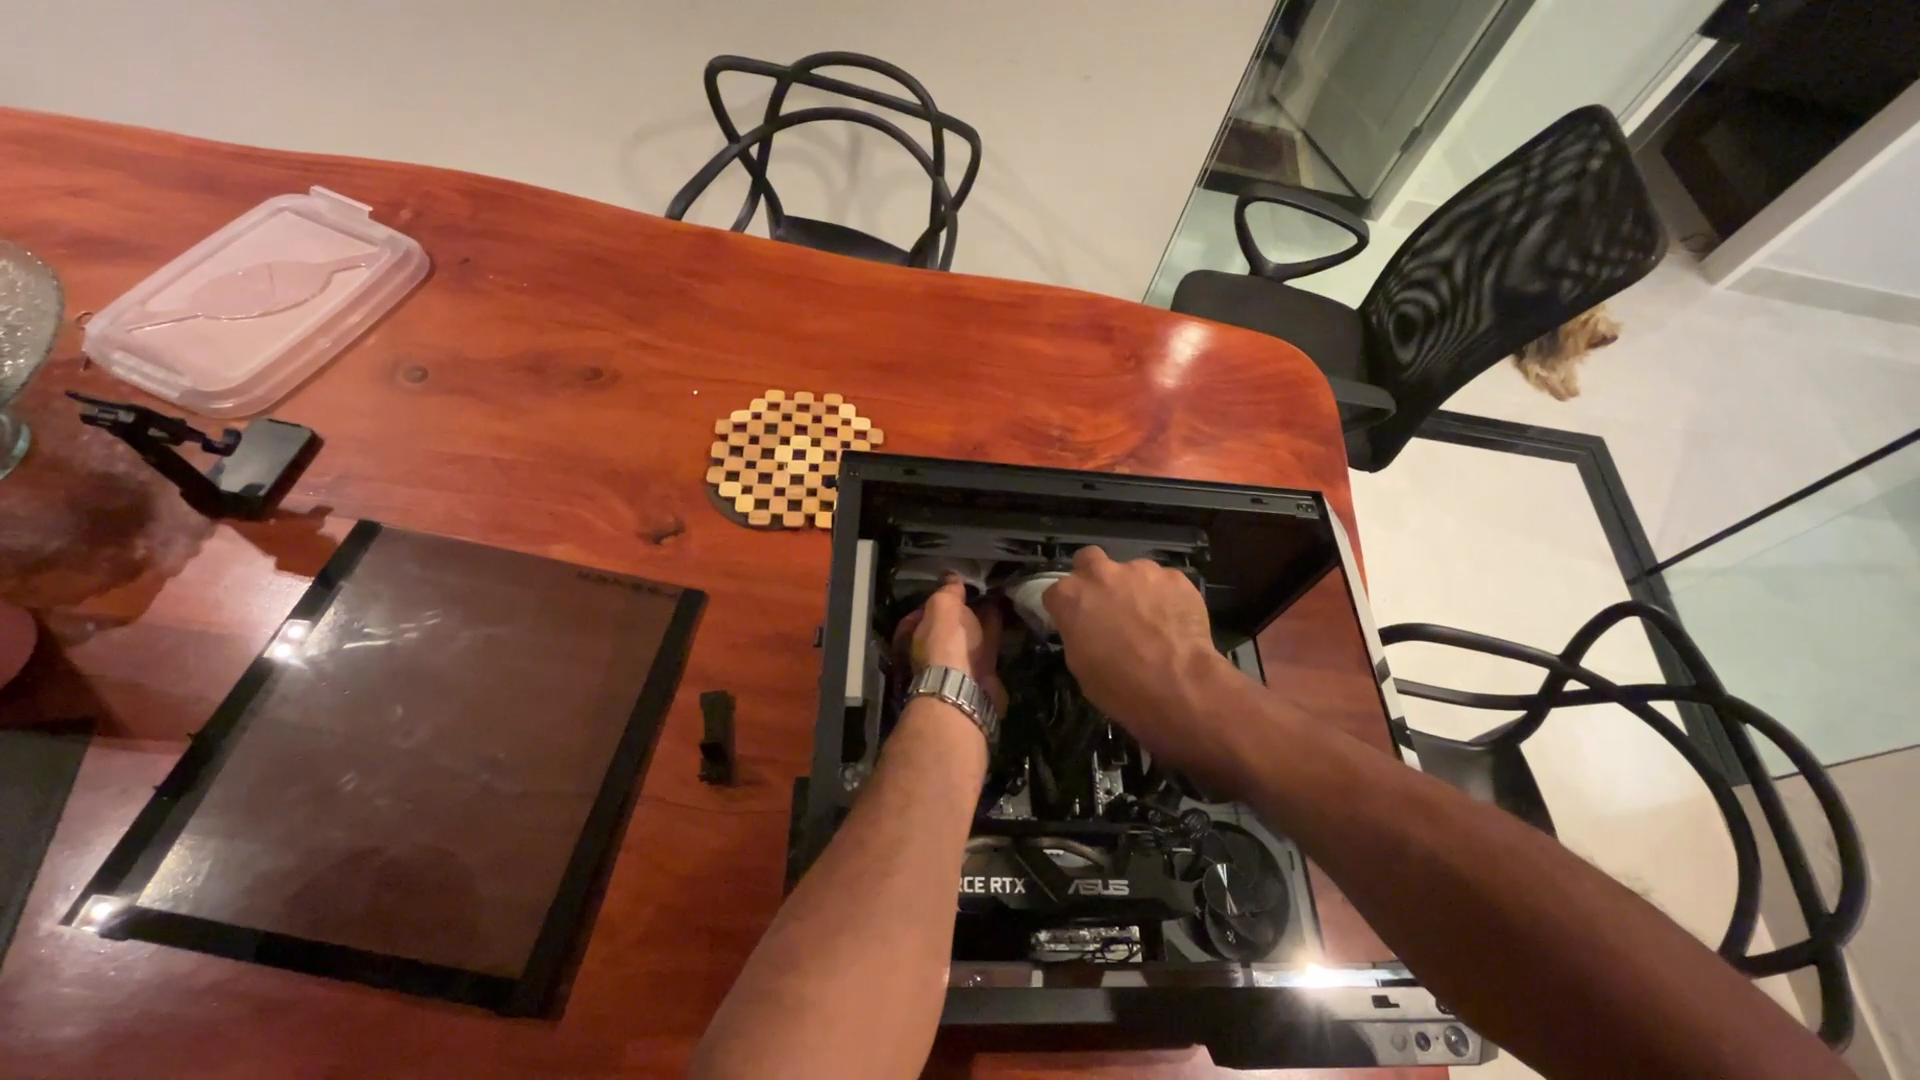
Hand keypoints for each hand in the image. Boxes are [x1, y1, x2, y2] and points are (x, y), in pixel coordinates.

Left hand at [893, 578, 1006, 712]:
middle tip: (982, 589)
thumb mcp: (942, 606)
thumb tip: (952, 578)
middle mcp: (936, 648)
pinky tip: (1006, 616)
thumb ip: (947, 591)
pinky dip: (995, 631)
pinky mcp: (982, 671)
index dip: (941, 597)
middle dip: (965, 608)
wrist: (966, 687)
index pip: (926, 611)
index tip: (958, 585)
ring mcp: (959, 661)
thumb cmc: (947, 642)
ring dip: (983, 618)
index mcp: (919, 633)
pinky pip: (989, 644)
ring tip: (998, 597)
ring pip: (972, 633)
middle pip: (951, 623)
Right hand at [1041, 547, 1242, 790]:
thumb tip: (1086, 628)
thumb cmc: (1120, 685)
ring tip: (1150, 619)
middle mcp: (1101, 574)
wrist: (1178, 685)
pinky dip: (1164, 596)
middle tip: (1106, 603)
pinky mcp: (1174, 577)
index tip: (1074, 622)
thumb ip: (1077, 633)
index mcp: (1071, 597)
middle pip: (1088, 560)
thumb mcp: (1080, 666)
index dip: (1065, 607)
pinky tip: (1173, 620)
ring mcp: (1141, 570)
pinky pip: (1163, 582)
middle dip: (1093, 576)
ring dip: (1134, 589)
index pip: (1056, 591)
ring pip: (1131, 571)